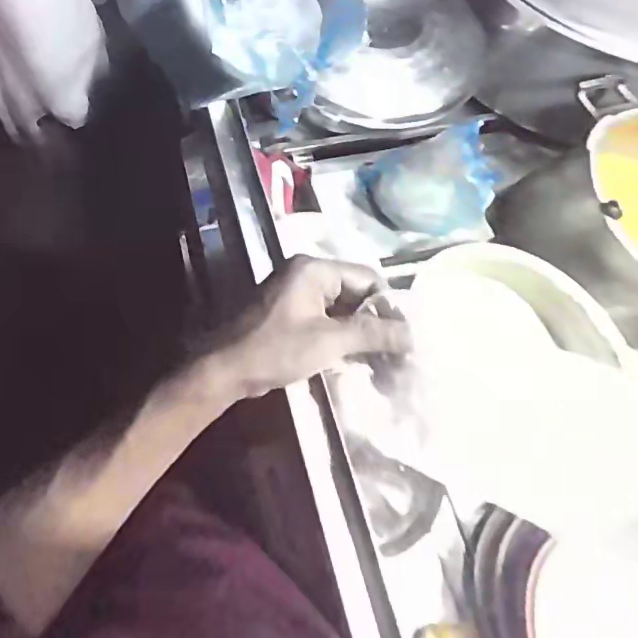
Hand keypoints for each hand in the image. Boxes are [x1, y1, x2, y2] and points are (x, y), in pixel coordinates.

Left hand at [200, 257, 408, 401]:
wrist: (225, 368)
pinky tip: (360, 359)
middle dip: (377, 321)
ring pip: (343, 308)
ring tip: (387, 360)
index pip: (367, 277)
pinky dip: (344, 336)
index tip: (408, 335)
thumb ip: (371, 334)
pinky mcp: (292, 314)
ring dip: (362, 332)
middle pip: (356, 292)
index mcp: (314, 269)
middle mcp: (307, 274)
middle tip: (401, 351)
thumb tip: (412, 335)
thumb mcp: (328, 341)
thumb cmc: (276, 348)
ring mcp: (298, 293)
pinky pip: (327, 319)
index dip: (389, 305)